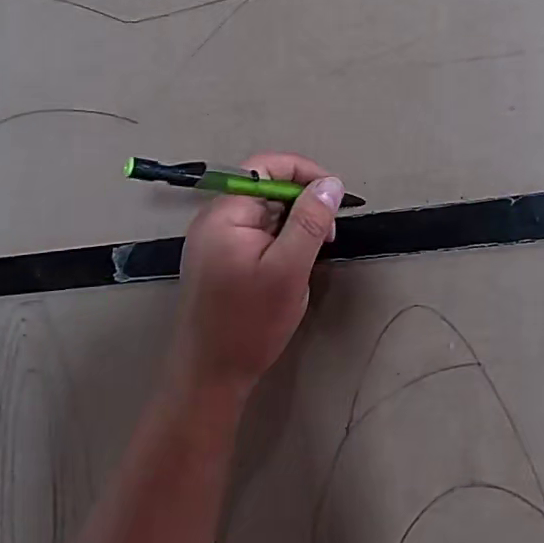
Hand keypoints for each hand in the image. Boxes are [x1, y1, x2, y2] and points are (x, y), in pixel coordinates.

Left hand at [172, 152, 343, 394]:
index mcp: (224, 213)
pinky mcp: (218, 260)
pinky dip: (279, 242)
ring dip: (292, 225)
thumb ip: (310, 222)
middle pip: (263, 189)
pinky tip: (291, 268)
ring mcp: (213, 241)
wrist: (209, 375)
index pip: (263, 167)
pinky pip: (255, 235)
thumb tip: (330, 183)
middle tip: (328, 236)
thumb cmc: (249, 323)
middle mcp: (214, 220)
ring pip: (262, 214)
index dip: (302, 171)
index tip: (334, 194)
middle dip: (301, 203)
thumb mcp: (289, 269)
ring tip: (311, 257)